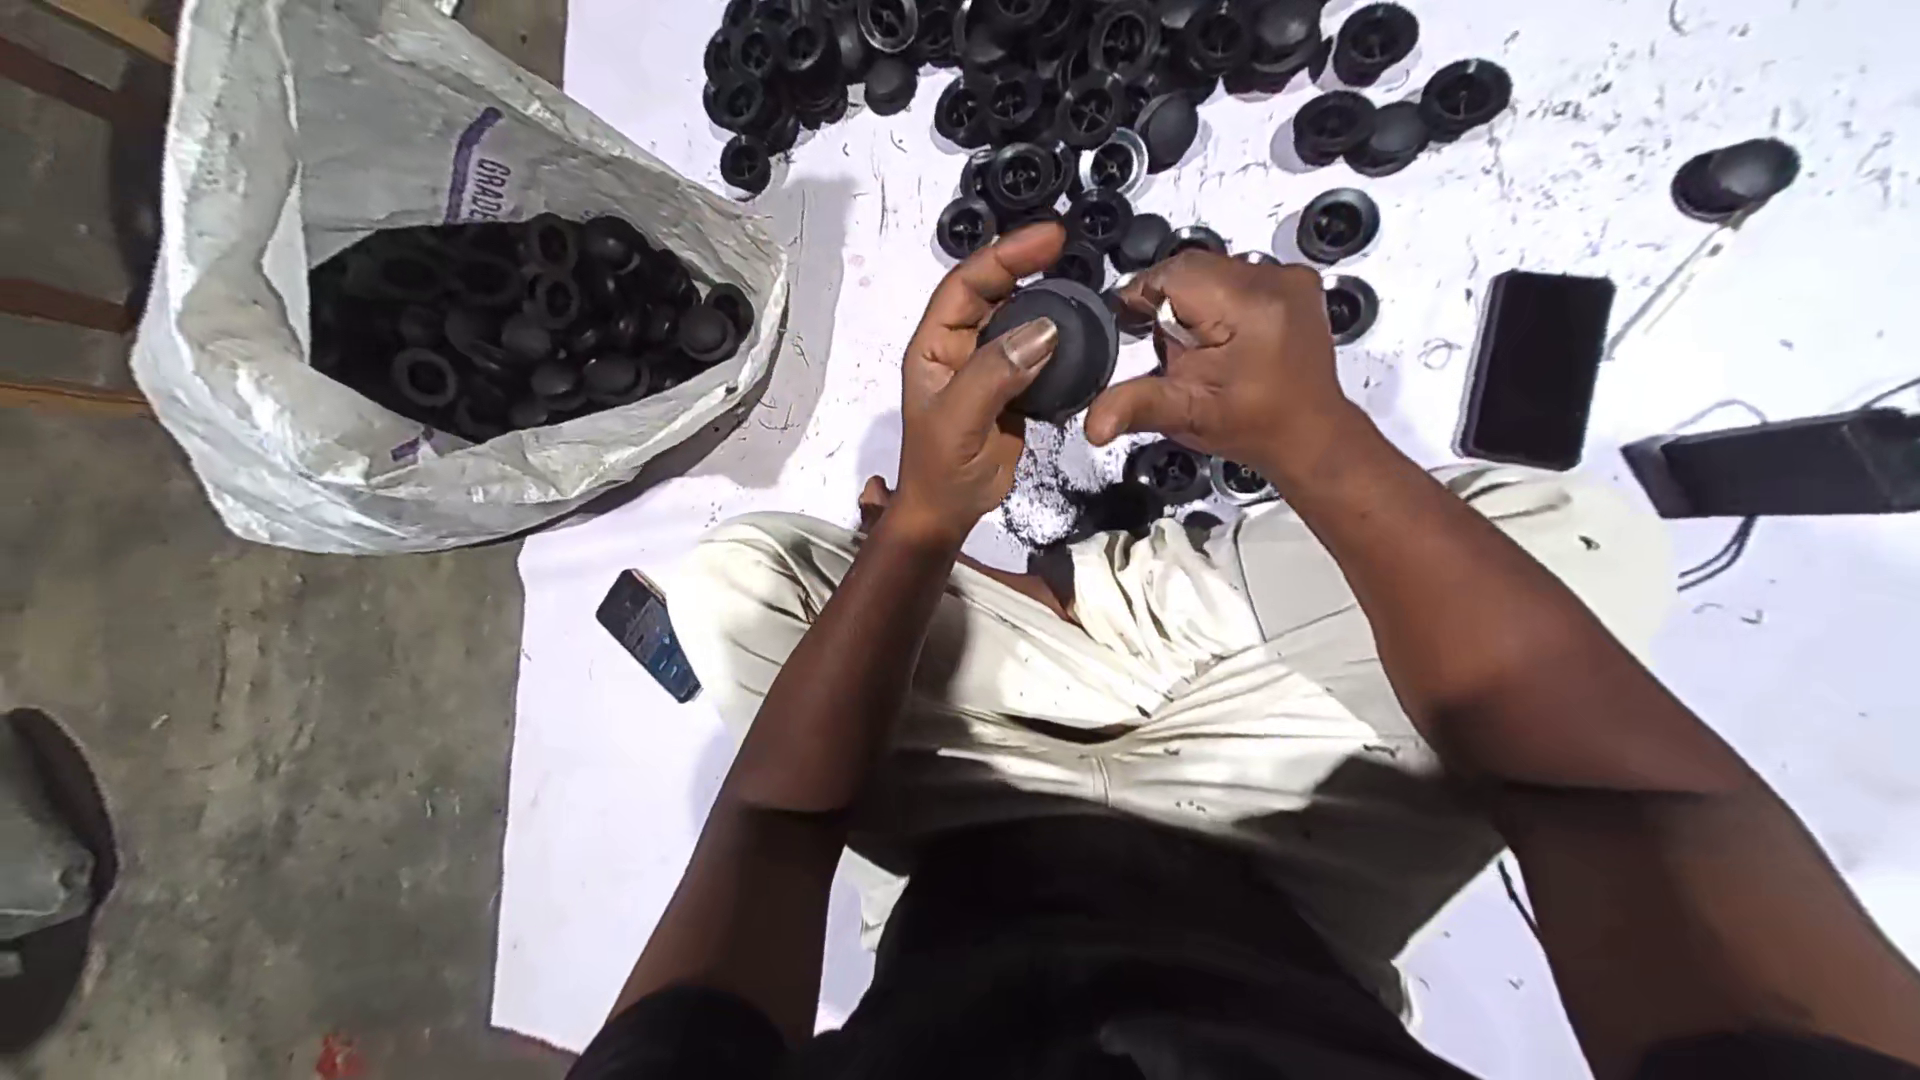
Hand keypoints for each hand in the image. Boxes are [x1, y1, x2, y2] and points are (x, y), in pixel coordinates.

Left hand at [891, 224, 1066, 546]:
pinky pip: (1037, 355)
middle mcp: (960, 349)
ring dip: (1044, 300)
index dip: (1003, 257)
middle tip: (1066, 246)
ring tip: (1078, 281)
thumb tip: (1044, 331)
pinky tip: (1078, 332)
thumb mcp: (958, 419)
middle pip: (993, 293)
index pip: (966, 286)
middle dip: (1025, 265)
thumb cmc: (939, 470)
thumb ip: (994, 374)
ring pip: (1017, 320)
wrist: (950, 510)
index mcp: (935, 347)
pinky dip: (1057, 341)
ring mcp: (988, 368)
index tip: (1046, 240)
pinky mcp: (1012, 389)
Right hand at [1084, 251, 1365, 480]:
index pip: (1174, 272)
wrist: (1306, 434)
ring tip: (1203, 349)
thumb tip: (1094, 422)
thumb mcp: (1184, 415)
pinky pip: (1235, 276)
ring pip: (1212, 270)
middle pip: (1192, 267)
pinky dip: (1217, 304)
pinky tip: (1224, 340)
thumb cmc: (1256, 425)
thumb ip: (1136, 406)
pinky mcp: (1293, 284)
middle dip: (1169, 306)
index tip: (1134, 326)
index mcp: (1249, 307)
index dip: (1143, 297)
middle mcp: (1276, 281)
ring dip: (1193, 304)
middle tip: (1176, 351)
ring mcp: (1289, 279)